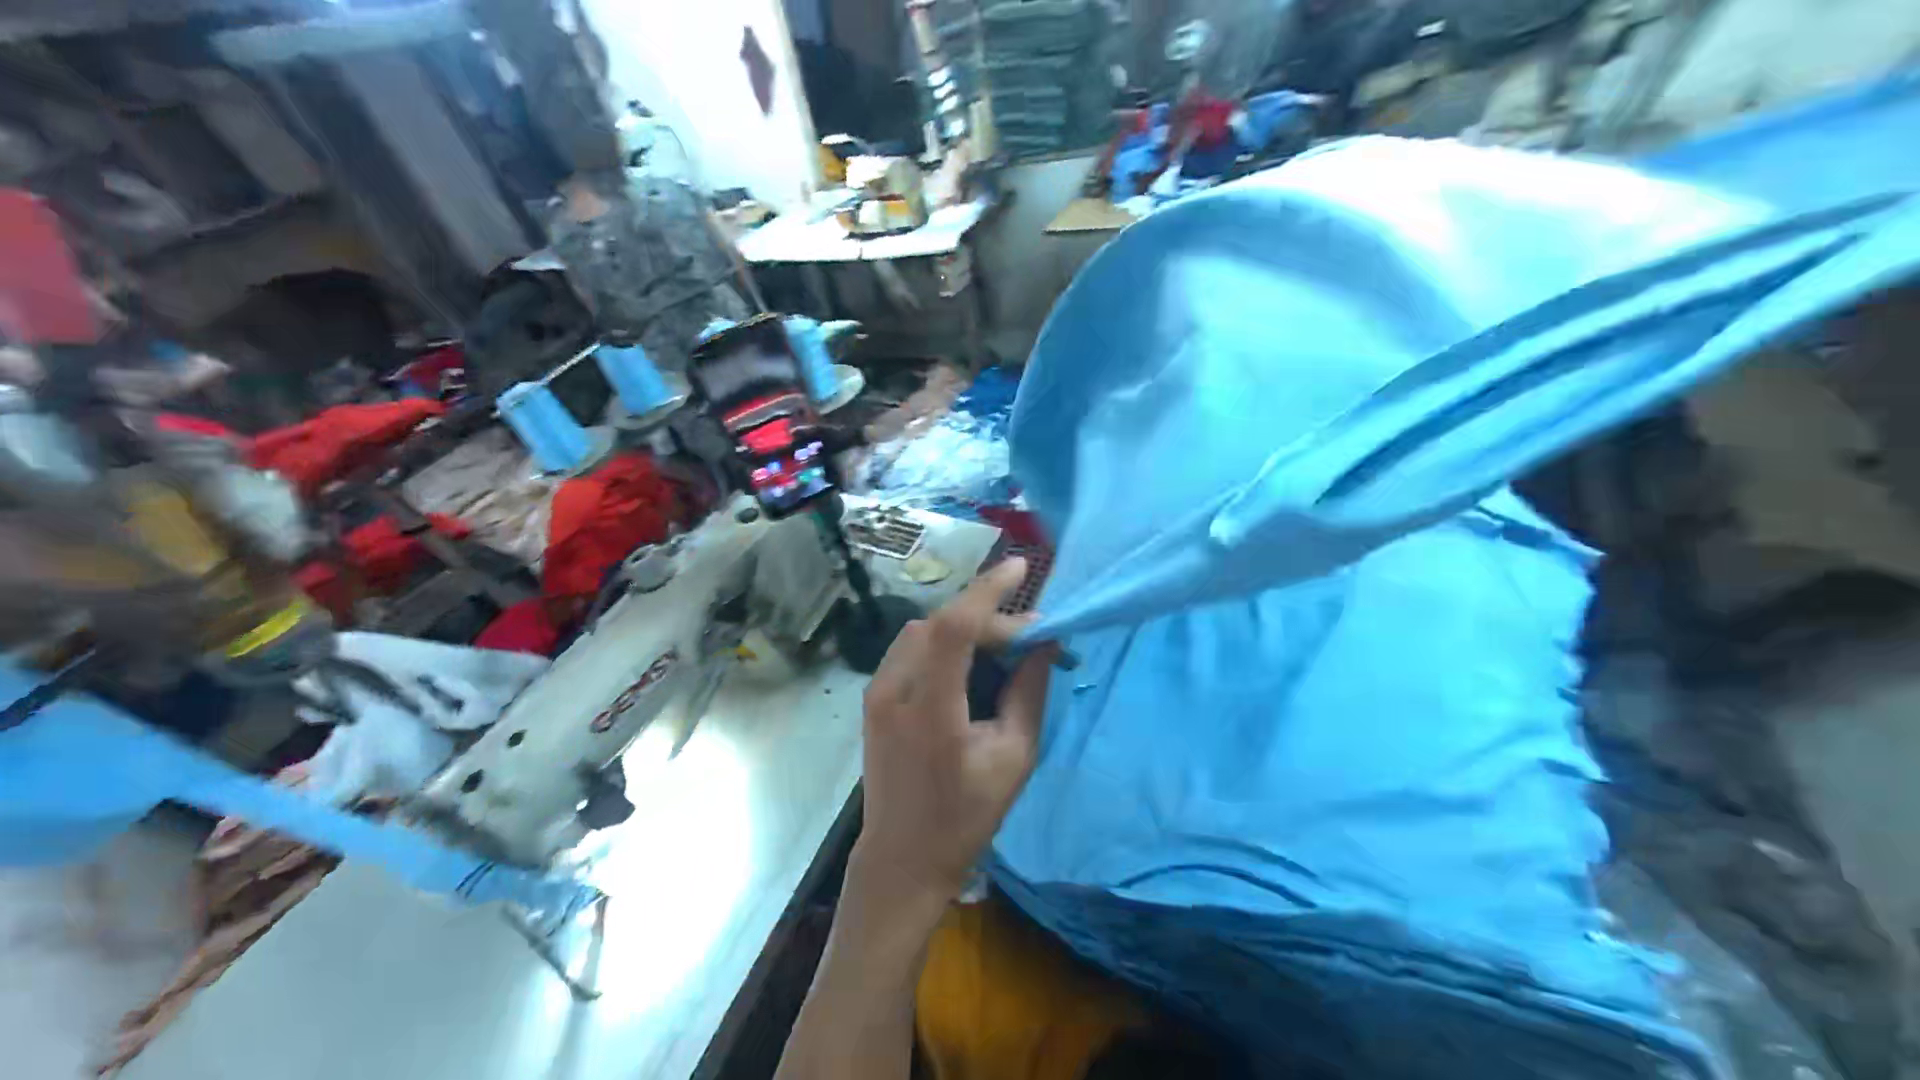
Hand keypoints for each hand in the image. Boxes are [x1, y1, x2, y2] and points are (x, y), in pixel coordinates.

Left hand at [853, 557, 1056, 905]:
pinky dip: (944, 644)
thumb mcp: (1014, 757)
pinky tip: (969, 665)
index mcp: (930, 709)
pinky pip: (911, 649)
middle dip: (989, 620)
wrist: (902, 856)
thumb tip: (1044, 642)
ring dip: (965, 630)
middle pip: (942, 624)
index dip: (988, 591)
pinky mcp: (873, 697)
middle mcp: (893, 689)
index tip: (1021, 569)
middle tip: (1031, 638)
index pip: (954, 628)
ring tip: (1002, 652)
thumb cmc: (965, 816)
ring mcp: (876, 691)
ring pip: (924, 631)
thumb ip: (1029, 691)